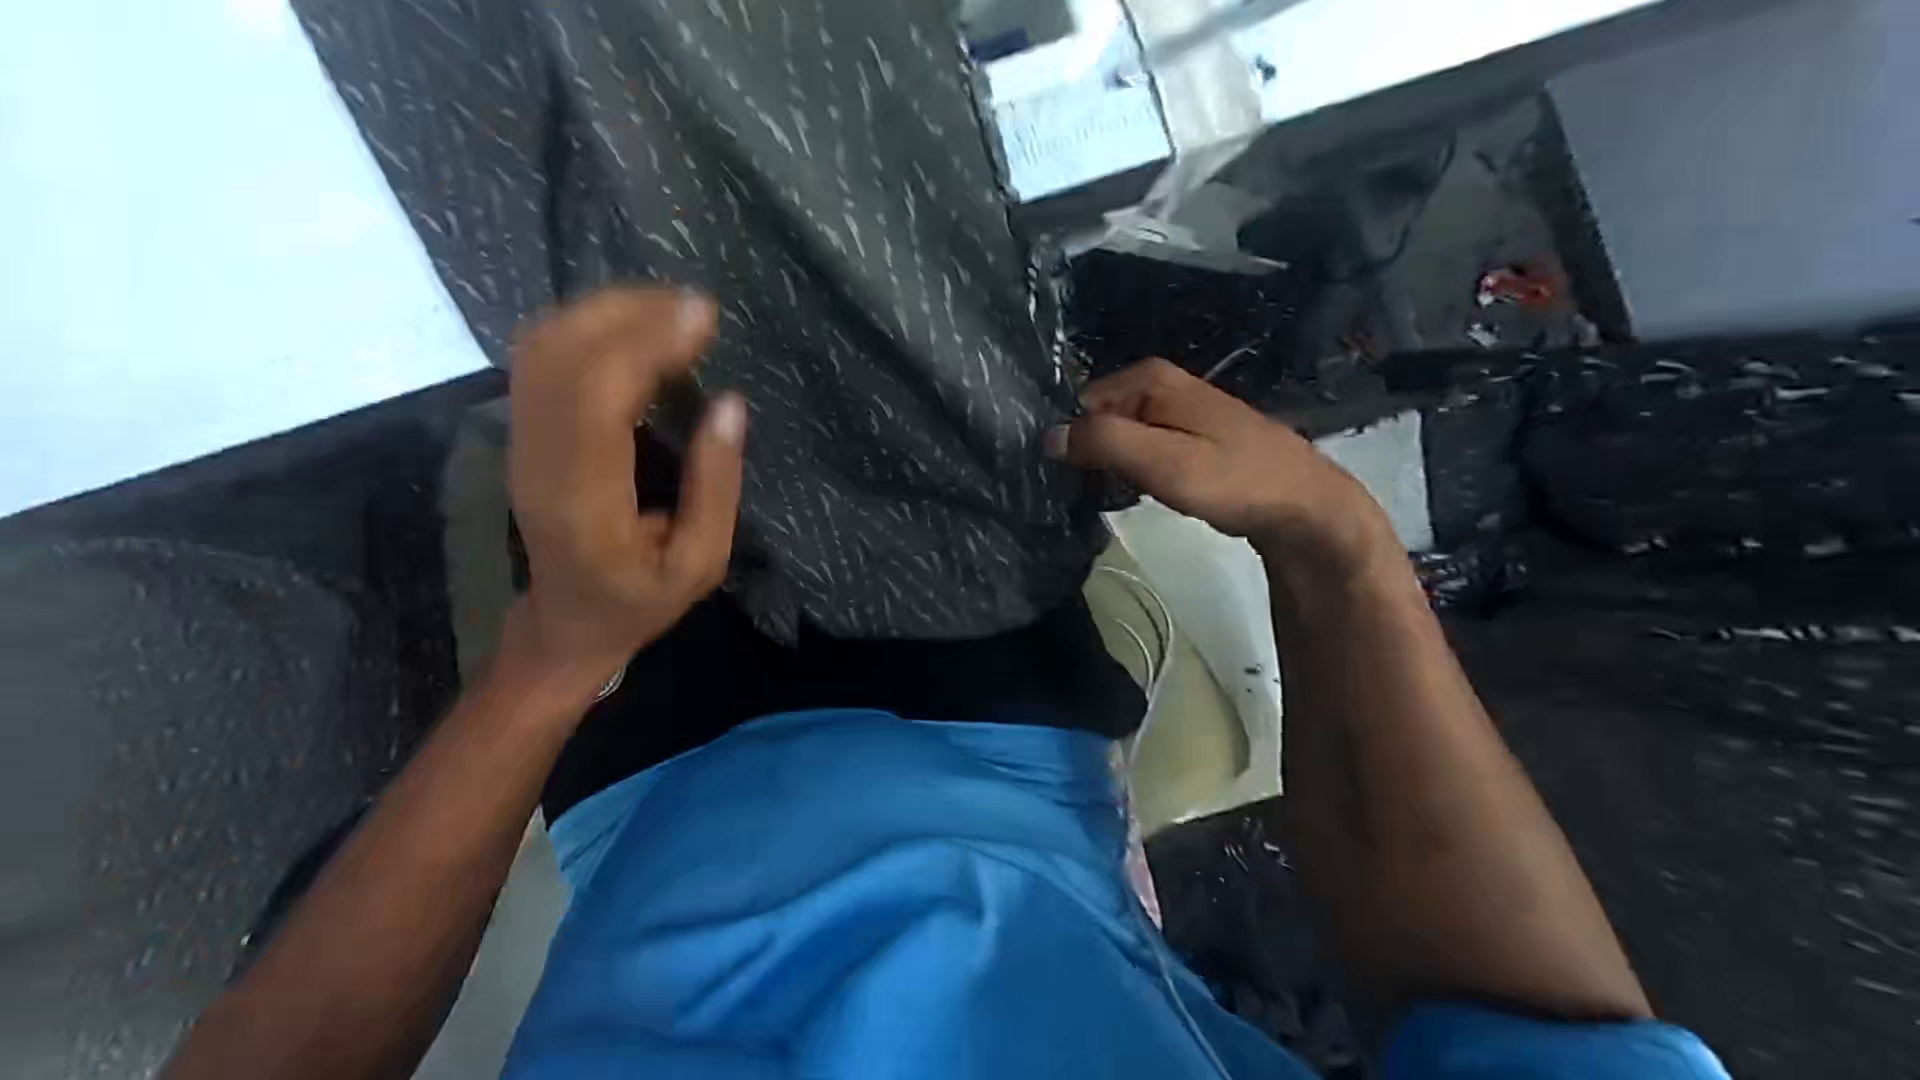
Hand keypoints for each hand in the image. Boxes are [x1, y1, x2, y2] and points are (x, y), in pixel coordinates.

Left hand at [499, 287, 746, 706]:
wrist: (565, 623)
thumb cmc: (639, 602)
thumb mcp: (700, 564)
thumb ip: (715, 487)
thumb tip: (730, 404)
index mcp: (584, 500)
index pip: (598, 396)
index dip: (647, 344)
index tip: (703, 317)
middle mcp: (539, 460)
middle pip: (561, 354)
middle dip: (629, 312)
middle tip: (694, 305)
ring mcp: (521, 442)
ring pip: (543, 345)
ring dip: (605, 311)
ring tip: (668, 308)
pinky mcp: (523, 433)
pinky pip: (541, 357)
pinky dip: (586, 326)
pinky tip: (632, 327)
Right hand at [1047, 359, 1393, 572]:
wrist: (1300, 504)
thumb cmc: (1231, 480)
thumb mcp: (1162, 462)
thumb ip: (1103, 442)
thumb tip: (1047, 436)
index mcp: (1148, 379)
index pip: (1079, 406)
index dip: (1075, 442)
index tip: (1082, 478)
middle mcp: (1157, 384)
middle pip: (1097, 419)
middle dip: (1094, 455)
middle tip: (1109, 491)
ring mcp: (1173, 409)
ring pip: (1117, 436)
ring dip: (1114, 467)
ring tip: (1128, 494)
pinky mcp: (1184, 434)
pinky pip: (1139, 448)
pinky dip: (1135, 470)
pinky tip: (1148, 492)